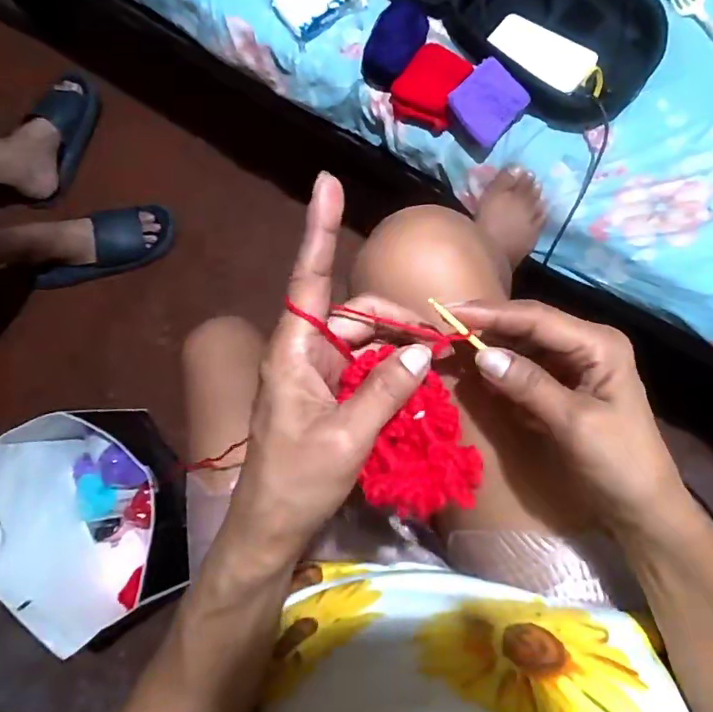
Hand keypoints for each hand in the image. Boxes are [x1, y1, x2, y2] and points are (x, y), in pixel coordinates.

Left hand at [219, 173, 434, 560]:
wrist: (272, 528)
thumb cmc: (298, 482)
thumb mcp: (347, 437)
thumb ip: (386, 389)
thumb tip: (422, 351)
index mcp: (295, 351)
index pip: (308, 277)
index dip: (319, 229)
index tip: (326, 183)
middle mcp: (303, 350)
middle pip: (353, 312)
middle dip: (396, 319)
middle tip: (441, 343)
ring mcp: (315, 370)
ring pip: (363, 337)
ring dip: (396, 345)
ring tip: (435, 361)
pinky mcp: (326, 391)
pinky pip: (363, 363)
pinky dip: (388, 366)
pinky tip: (414, 378)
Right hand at [451, 299, 686, 532]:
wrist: (643, 509)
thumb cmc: (618, 463)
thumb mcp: (574, 423)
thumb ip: (529, 385)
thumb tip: (481, 354)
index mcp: (599, 344)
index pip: (537, 318)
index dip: (492, 313)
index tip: (451, 310)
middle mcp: (587, 346)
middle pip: (529, 326)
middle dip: (488, 325)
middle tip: (442, 323)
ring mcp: (575, 367)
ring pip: (524, 347)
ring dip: (491, 346)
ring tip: (451, 341)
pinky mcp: (563, 388)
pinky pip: (526, 370)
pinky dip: (501, 371)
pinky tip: (476, 369)